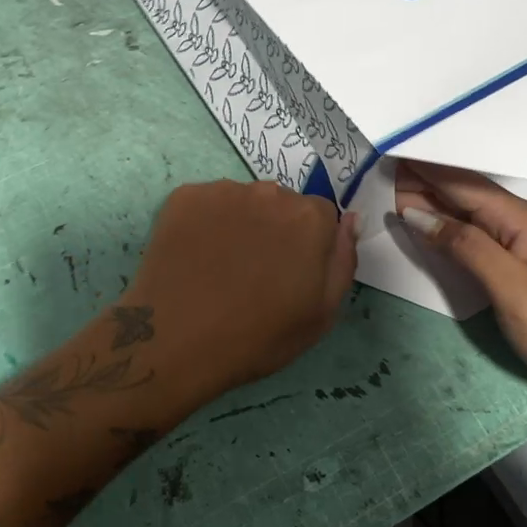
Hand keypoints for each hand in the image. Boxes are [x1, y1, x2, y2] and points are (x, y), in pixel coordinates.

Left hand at [121, 180, 356, 405]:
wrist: (178, 336)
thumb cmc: (259, 335)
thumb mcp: (322, 313)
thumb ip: (343, 259)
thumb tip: (349, 218)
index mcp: (309, 218)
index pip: (321, 217)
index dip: (308, 246)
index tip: (291, 275)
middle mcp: (268, 192)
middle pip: (280, 204)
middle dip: (274, 230)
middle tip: (255, 274)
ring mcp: (222, 190)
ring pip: (241, 201)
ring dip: (239, 224)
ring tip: (220, 268)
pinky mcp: (184, 196)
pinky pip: (205, 204)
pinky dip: (203, 223)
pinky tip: (194, 257)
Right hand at [395, 162, 526, 408]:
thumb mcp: (515, 290)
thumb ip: (465, 247)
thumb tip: (416, 212)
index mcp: (520, 219)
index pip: (459, 183)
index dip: (421, 168)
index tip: (382, 154)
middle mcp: (521, 222)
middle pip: (461, 192)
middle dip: (420, 182)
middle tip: (374, 177)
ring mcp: (523, 244)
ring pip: (466, 212)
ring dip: (430, 202)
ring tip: (389, 193)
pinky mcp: (521, 266)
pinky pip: (474, 233)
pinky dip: (446, 225)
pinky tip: (427, 227)